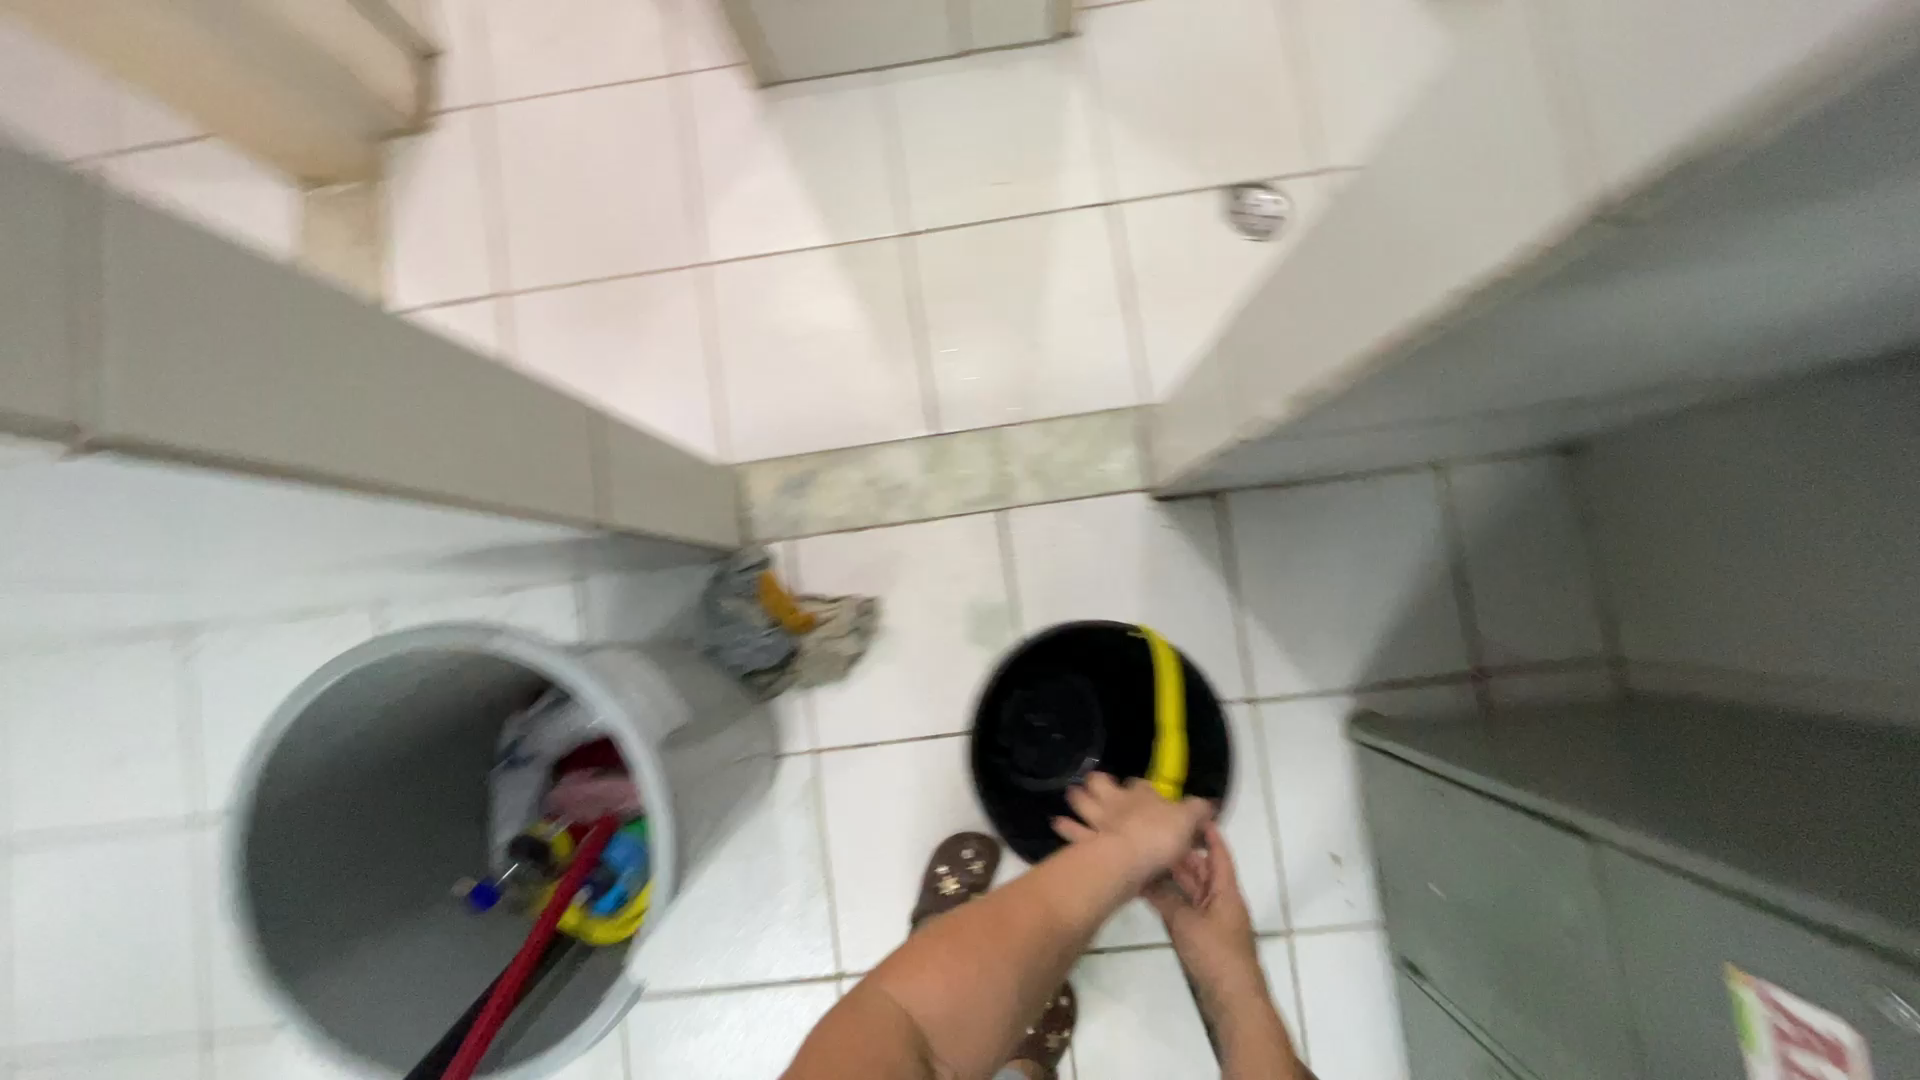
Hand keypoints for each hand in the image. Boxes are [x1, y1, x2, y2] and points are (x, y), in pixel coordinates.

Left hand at [1051, 773, 1213, 887]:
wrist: (1131, 856)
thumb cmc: (1162, 836)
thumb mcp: (1188, 821)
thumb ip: (1197, 811)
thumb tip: (1209, 803)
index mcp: (1143, 795)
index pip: (1141, 785)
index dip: (1141, 787)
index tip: (1142, 790)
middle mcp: (1117, 802)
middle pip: (1102, 784)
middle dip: (1098, 783)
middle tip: (1093, 783)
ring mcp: (1099, 819)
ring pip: (1083, 802)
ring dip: (1077, 798)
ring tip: (1071, 793)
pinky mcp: (1086, 838)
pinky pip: (1073, 831)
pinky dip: (1066, 826)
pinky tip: (1057, 822)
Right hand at [1146, 823, 1260, 991]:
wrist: (1233, 1000)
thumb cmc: (1216, 955)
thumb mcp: (1185, 922)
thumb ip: (1164, 897)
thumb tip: (1143, 875)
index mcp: (1226, 891)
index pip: (1218, 854)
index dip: (1208, 834)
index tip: (1191, 815)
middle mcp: (1221, 901)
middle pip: (1201, 870)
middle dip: (1181, 854)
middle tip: (1154, 835)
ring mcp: (1212, 920)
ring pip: (1191, 889)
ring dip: (1173, 877)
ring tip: (1147, 858)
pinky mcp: (1203, 936)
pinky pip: (1185, 907)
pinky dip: (1171, 898)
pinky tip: (1150, 891)